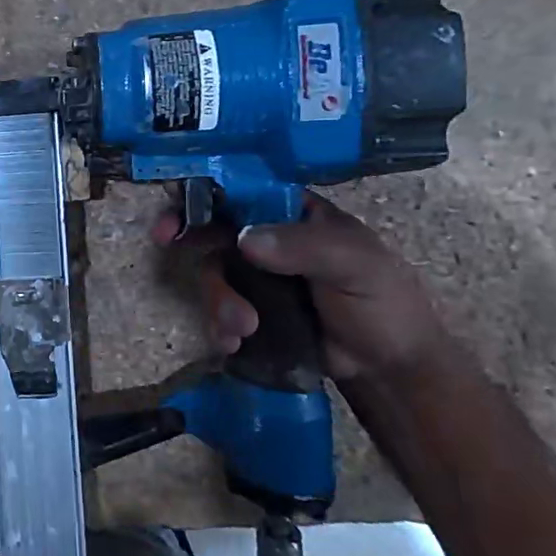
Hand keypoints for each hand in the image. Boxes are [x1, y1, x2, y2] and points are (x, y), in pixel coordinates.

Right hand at [152, 195, 440, 379]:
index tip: (179, 192)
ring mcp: (257, 277)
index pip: (243, 187)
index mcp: (292, 211)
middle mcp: (268, 237)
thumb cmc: (381, 299)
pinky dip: (219, 327)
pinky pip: (220, 311)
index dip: (206, 187)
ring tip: (243, 329)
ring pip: (213, 272)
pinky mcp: (252, 314)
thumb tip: (244, 240)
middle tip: (166, 240)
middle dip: (187, 232)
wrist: (390, 368)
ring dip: (217, 298)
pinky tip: (234, 345)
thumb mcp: (352, 262)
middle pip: (214, 225)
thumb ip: (302, 247)